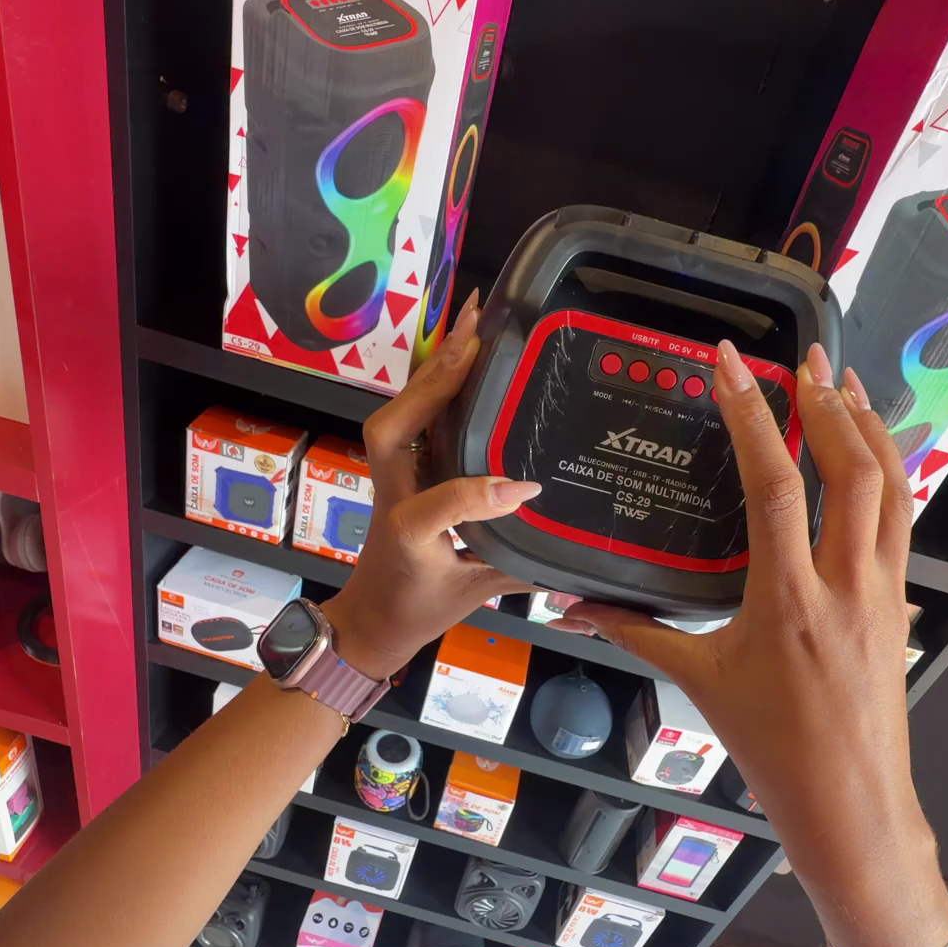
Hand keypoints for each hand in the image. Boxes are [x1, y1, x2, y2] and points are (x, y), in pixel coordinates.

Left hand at [323, 292, 542, 678]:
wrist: (368, 620)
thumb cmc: (415, 610)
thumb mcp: (472, 596)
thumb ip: (521, 573)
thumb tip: (578, 567)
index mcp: (409, 535)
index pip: (438, 504)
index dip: (479, 493)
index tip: (526, 489)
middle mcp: (393, 496)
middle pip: (395, 428)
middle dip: (436, 376)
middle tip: (478, 328)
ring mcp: (391, 479)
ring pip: (398, 415)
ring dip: (432, 369)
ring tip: (471, 326)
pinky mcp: (397, 471)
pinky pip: (409, 419)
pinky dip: (431, 385)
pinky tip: (459, 361)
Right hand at [556, 340, 947, 946]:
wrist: (850, 804)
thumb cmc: (768, 744)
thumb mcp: (696, 682)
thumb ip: (633, 632)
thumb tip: (572, 607)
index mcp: (786, 597)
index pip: (773, 486)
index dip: (752, 417)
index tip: (734, 366)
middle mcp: (844, 583)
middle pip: (851, 472)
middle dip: (827, 405)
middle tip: (802, 358)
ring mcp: (882, 591)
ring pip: (892, 492)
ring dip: (870, 430)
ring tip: (845, 384)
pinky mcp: (898, 604)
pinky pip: (902, 524)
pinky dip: (891, 475)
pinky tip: (876, 456)